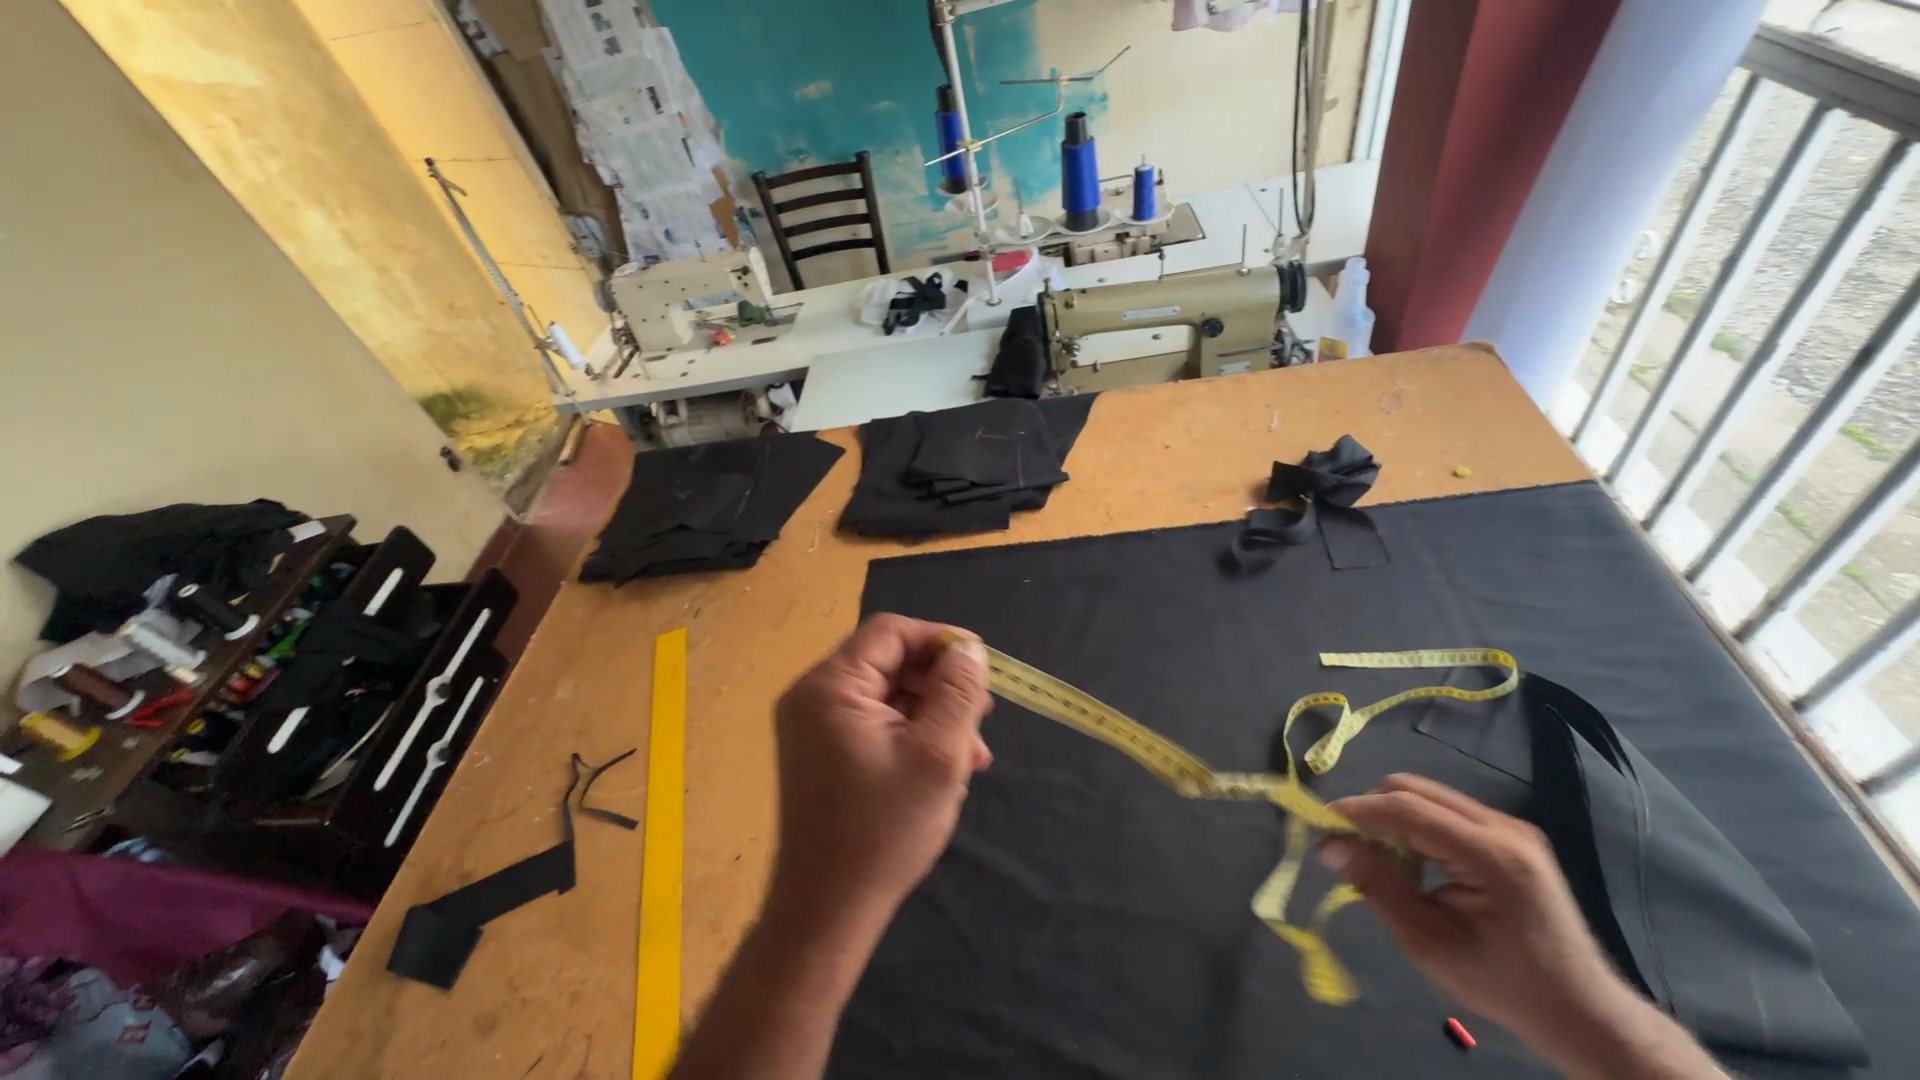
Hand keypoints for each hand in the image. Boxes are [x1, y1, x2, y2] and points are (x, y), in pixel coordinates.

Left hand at [771, 615, 992, 921]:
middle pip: (889, 663)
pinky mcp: (822, 755)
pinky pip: (874, 725)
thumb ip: (957, 691)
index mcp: (830, 687)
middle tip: (983, 719)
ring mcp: (814, 728)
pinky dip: (912, 736)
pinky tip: (945, 769)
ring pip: (887, 697)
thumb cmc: (884, 830)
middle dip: (941, 686)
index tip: (982, 668)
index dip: (941, 641)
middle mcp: (813, 697)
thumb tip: (969, 648)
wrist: (828, 910)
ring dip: (933, 715)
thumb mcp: (938, 754)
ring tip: (973, 755)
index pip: (890, 633)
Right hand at [1320, 774, 1634, 1046]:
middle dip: (1372, 812)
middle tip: (1348, 849)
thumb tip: (1328, 845)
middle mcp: (1504, 827)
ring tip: (1382, 863)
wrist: (1580, 1009)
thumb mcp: (1428, 942)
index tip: (1317, 826)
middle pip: (1415, 790)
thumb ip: (1378, 885)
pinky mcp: (1511, 836)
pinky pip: (1446, 811)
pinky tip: (1414, 865)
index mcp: (1492, 855)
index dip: (1356, 811)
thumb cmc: (1503, 983)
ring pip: (1428, 796)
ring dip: (1393, 820)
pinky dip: (1416, 828)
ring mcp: (1511, 828)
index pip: (1407, 808)